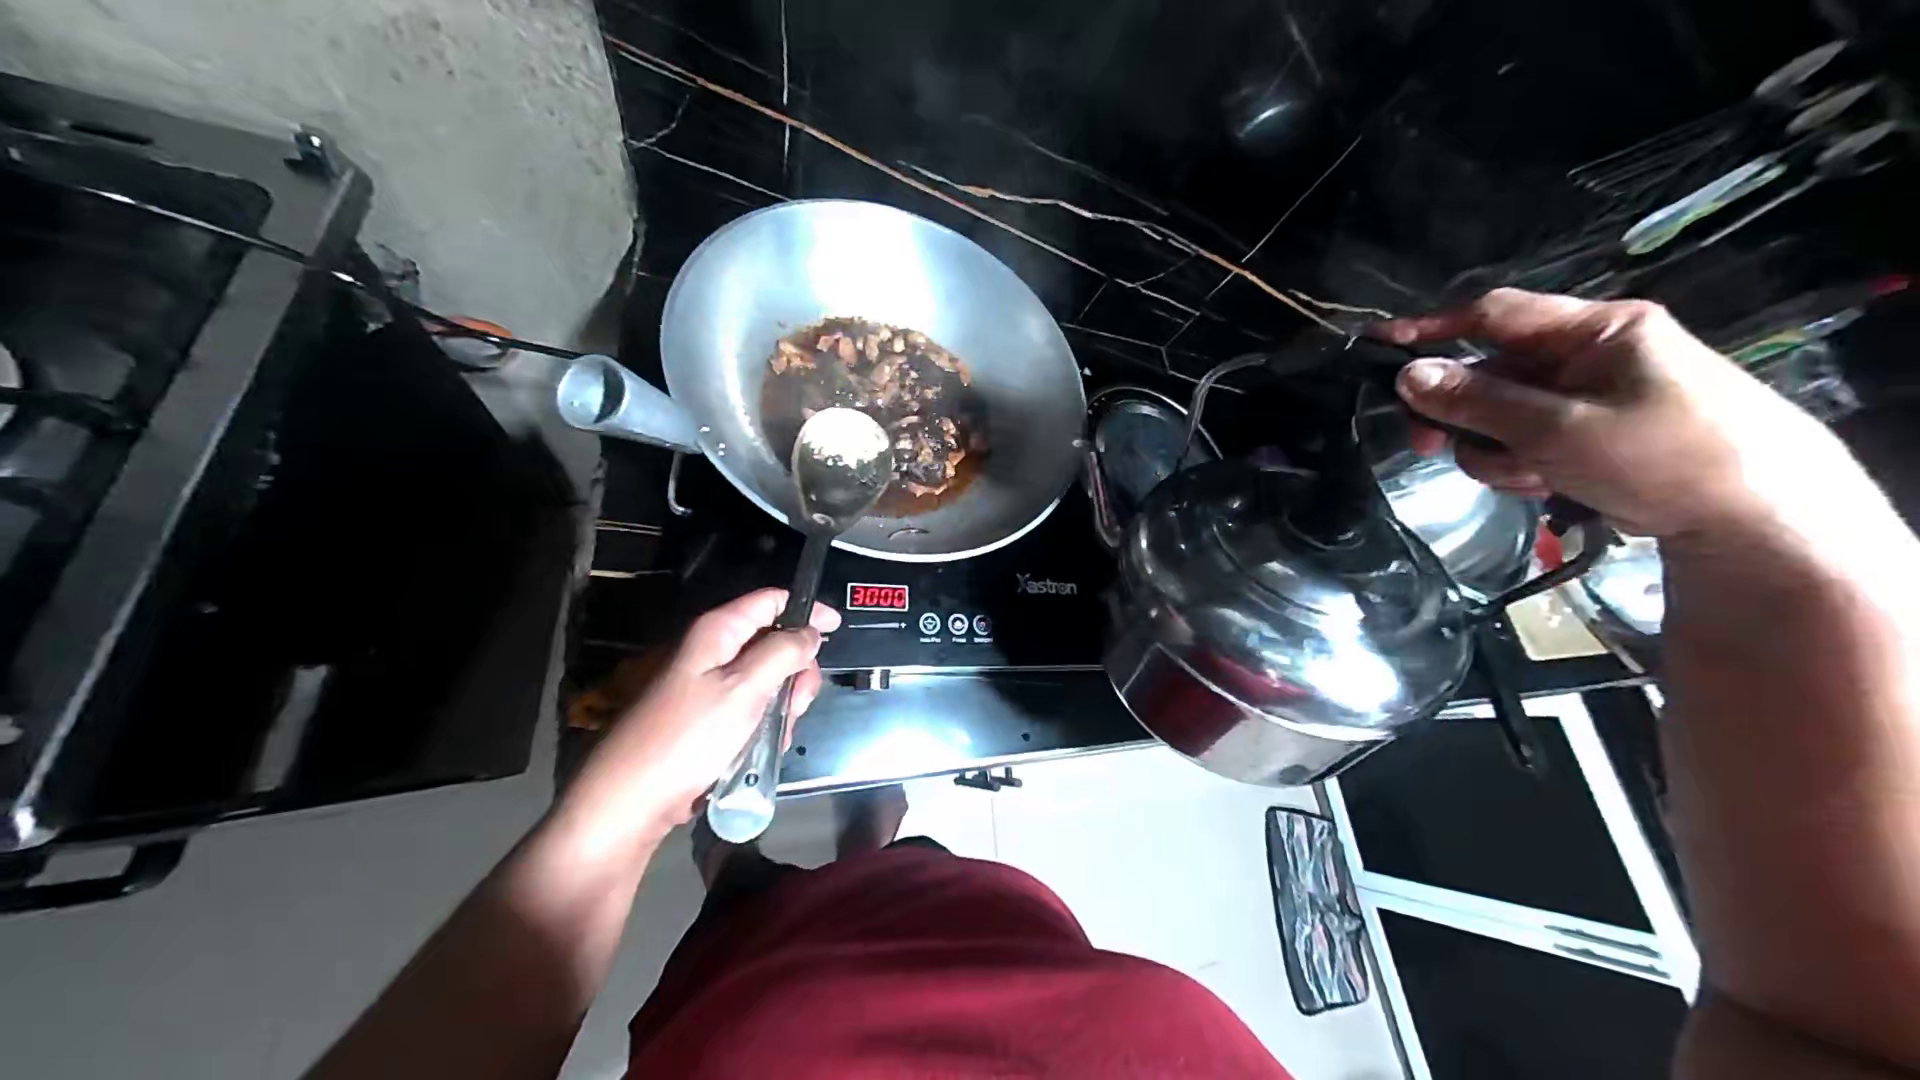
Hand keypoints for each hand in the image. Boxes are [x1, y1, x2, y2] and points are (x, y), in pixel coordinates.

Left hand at [554, 589, 840, 853]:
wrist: (632, 801)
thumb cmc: (688, 738)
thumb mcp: (745, 689)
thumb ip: (784, 652)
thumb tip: (811, 631)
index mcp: (718, 632)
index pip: (770, 601)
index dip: (806, 609)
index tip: (837, 628)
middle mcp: (714, 652)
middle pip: (775, 644)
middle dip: (796, 672)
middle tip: (797, 702)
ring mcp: (711, 686)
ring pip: (769, 681)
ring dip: (783, 705)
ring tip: (776, 733)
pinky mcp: (710, 718)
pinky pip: (753, 709)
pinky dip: (766, 725)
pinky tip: (763, 747)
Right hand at [1378, 287, 1852, 539]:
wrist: (1755, 521)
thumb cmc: (1663, 456)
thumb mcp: (1557, 428)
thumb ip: (1477, 401)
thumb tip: (1406, 374)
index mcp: (1596, 331)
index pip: (1496, 314)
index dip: (1433, 329)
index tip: (1379, 346)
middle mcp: (1585, 357)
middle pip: (1488, 374)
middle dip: (1459, 413)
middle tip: (1428, 445)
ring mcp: (1583, 399)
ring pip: (1497, 416)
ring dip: (1494, 450)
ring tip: (1527, 476)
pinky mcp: (1582, 436)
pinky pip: (1520, 441)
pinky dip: (1518, 465)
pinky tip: (1546, 484)